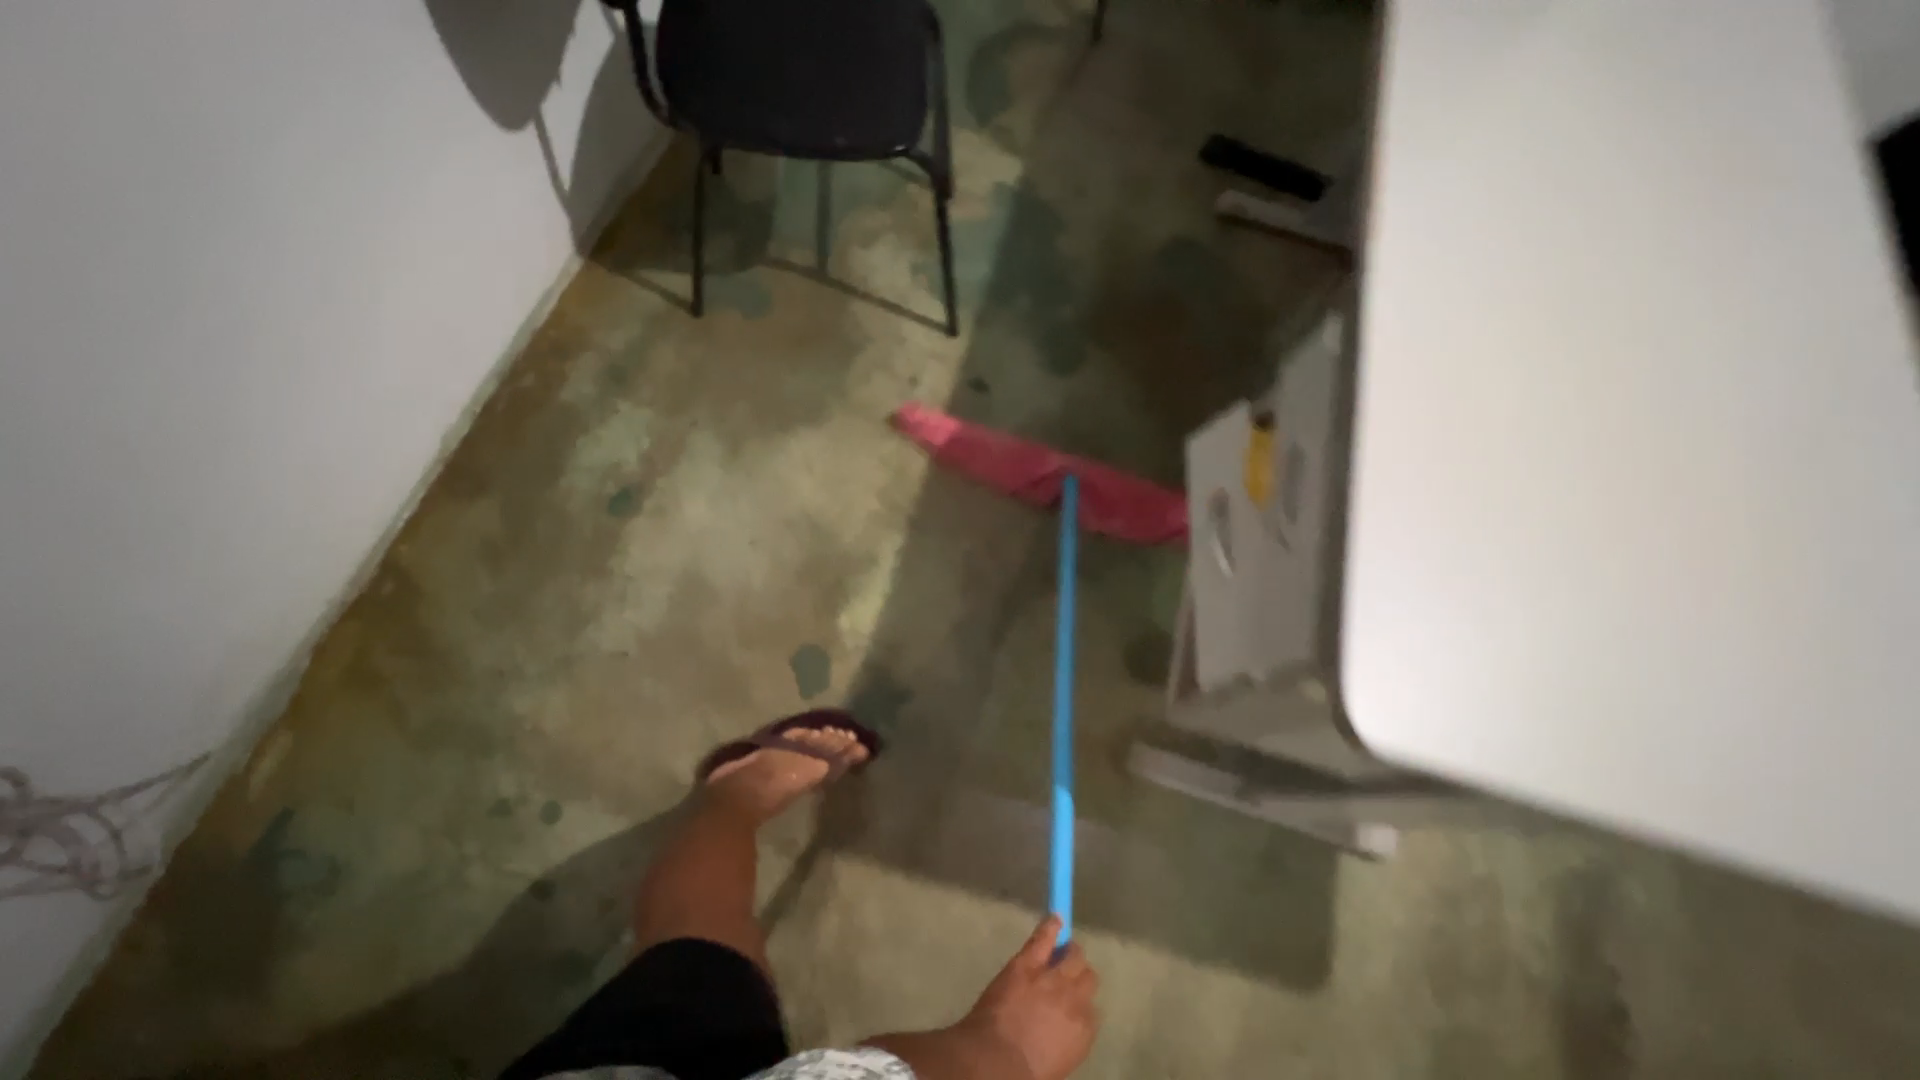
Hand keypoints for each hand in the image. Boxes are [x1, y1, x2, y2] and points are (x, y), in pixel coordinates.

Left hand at [957, 915, 1100, 1079]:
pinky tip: (1055, 917)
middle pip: (1088, 977)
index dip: (1080, 1004)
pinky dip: (1050, 926)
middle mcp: (1075, 999)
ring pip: (1073, 955)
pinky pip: (1044, 938)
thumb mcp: (1057, 1064)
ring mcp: (1052, 977)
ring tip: (1065, 948)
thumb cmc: (1024, 1072)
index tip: (1071, 1005)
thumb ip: (1067, 1042)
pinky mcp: (1028, 963)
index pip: (1092, 1010)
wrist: (995, 1059)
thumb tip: (1063, 1032)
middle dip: (1079, 976)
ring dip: (1070, 953)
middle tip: (1067, 975)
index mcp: (1083, 1030)